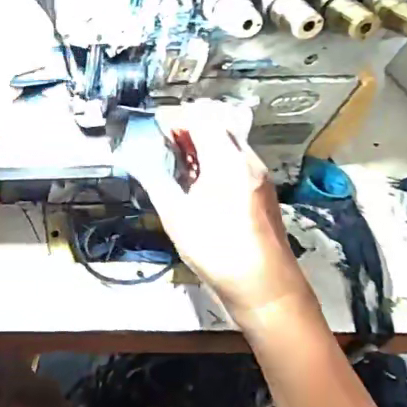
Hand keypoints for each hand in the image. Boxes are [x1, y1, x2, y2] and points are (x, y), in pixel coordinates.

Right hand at [126, 101, 313, 325]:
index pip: (202, 118)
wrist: (265, 288)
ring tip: (178, 161)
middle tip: (165, 141)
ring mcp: (258, 177)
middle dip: (190, 128)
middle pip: (219, 126)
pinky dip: (216, 160)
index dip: (176, 119)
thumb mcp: (176, 216)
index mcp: (227, 161)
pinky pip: (237, 161)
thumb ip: (157, 181)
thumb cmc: (221, 254)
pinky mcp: (261, 192)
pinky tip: (198, 181)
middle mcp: (248, 162)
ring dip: (203, 144)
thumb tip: (141, 163)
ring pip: (229, 143)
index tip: (157, 129)